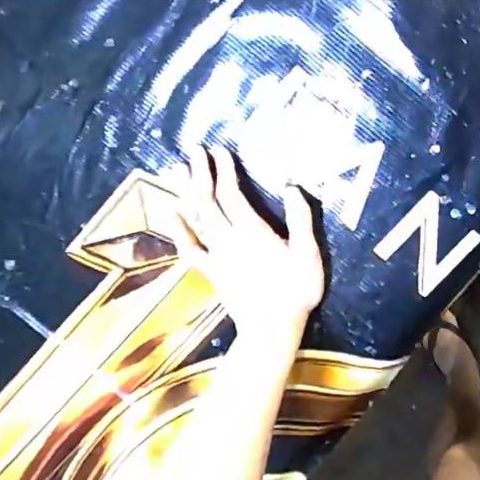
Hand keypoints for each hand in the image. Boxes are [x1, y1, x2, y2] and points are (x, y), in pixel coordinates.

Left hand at [168, 147, 324, 342]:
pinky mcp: (212, 271)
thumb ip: (301, 219)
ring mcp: (217, 256)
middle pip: (208, 201)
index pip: (232, 194)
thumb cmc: (296, 291)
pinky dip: (179, 229)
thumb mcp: (308, 254)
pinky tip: (171, 213)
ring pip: (196, 219)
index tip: (220, 149)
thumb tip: (293, 187)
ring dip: (185, 192)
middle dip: (200, 173)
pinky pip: (190, 248)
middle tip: (194, 149)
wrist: (272, 329)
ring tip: (175, 169)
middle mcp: (229, 239)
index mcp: (253, 231)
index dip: (224, 170)